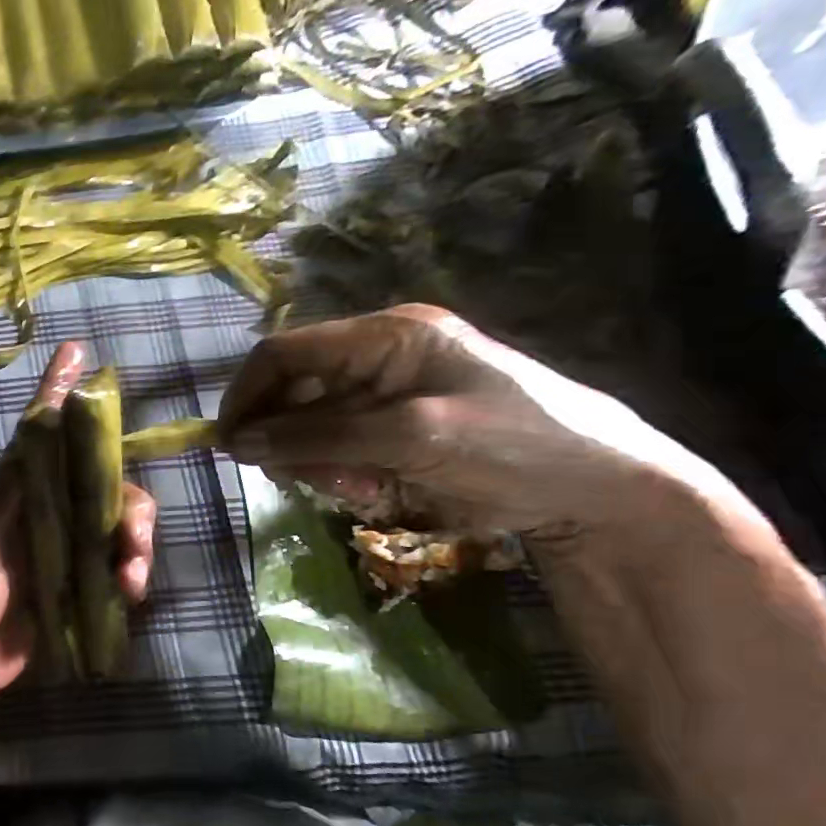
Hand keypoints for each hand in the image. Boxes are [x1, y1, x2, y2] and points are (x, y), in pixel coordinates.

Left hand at [0, 342, 157, 709]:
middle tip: (134, 532)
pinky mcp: (78, 581)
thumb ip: (3, 502)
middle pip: (97, 478)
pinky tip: (130, 590)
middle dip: (126, 498)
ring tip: (132, 575)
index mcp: (9, 496)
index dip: (55, 393)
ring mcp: (62, 546)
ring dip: (136, 540)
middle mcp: (41, 511)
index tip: (76, 352)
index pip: (36, 436)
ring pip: (116, 519)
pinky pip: (116, 561)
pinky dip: (132, 570)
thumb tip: (30, 442)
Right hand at [218, 304, 733, 540]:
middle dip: (285, 436)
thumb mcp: (410, 437)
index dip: (247, 393)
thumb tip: (236, 442)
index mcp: (386, 335)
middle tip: (304, 479)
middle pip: (292, 389)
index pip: (285, 351)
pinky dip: (334, 470)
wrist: (598, 490)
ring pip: (307, 422)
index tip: (227, 444)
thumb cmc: (513, 447)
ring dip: (311, 459)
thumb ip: (319, 436)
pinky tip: (364, 490)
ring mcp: (385, 392)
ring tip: (352, 489)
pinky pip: (333, 445)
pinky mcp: (390, 427)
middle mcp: (378, 355)